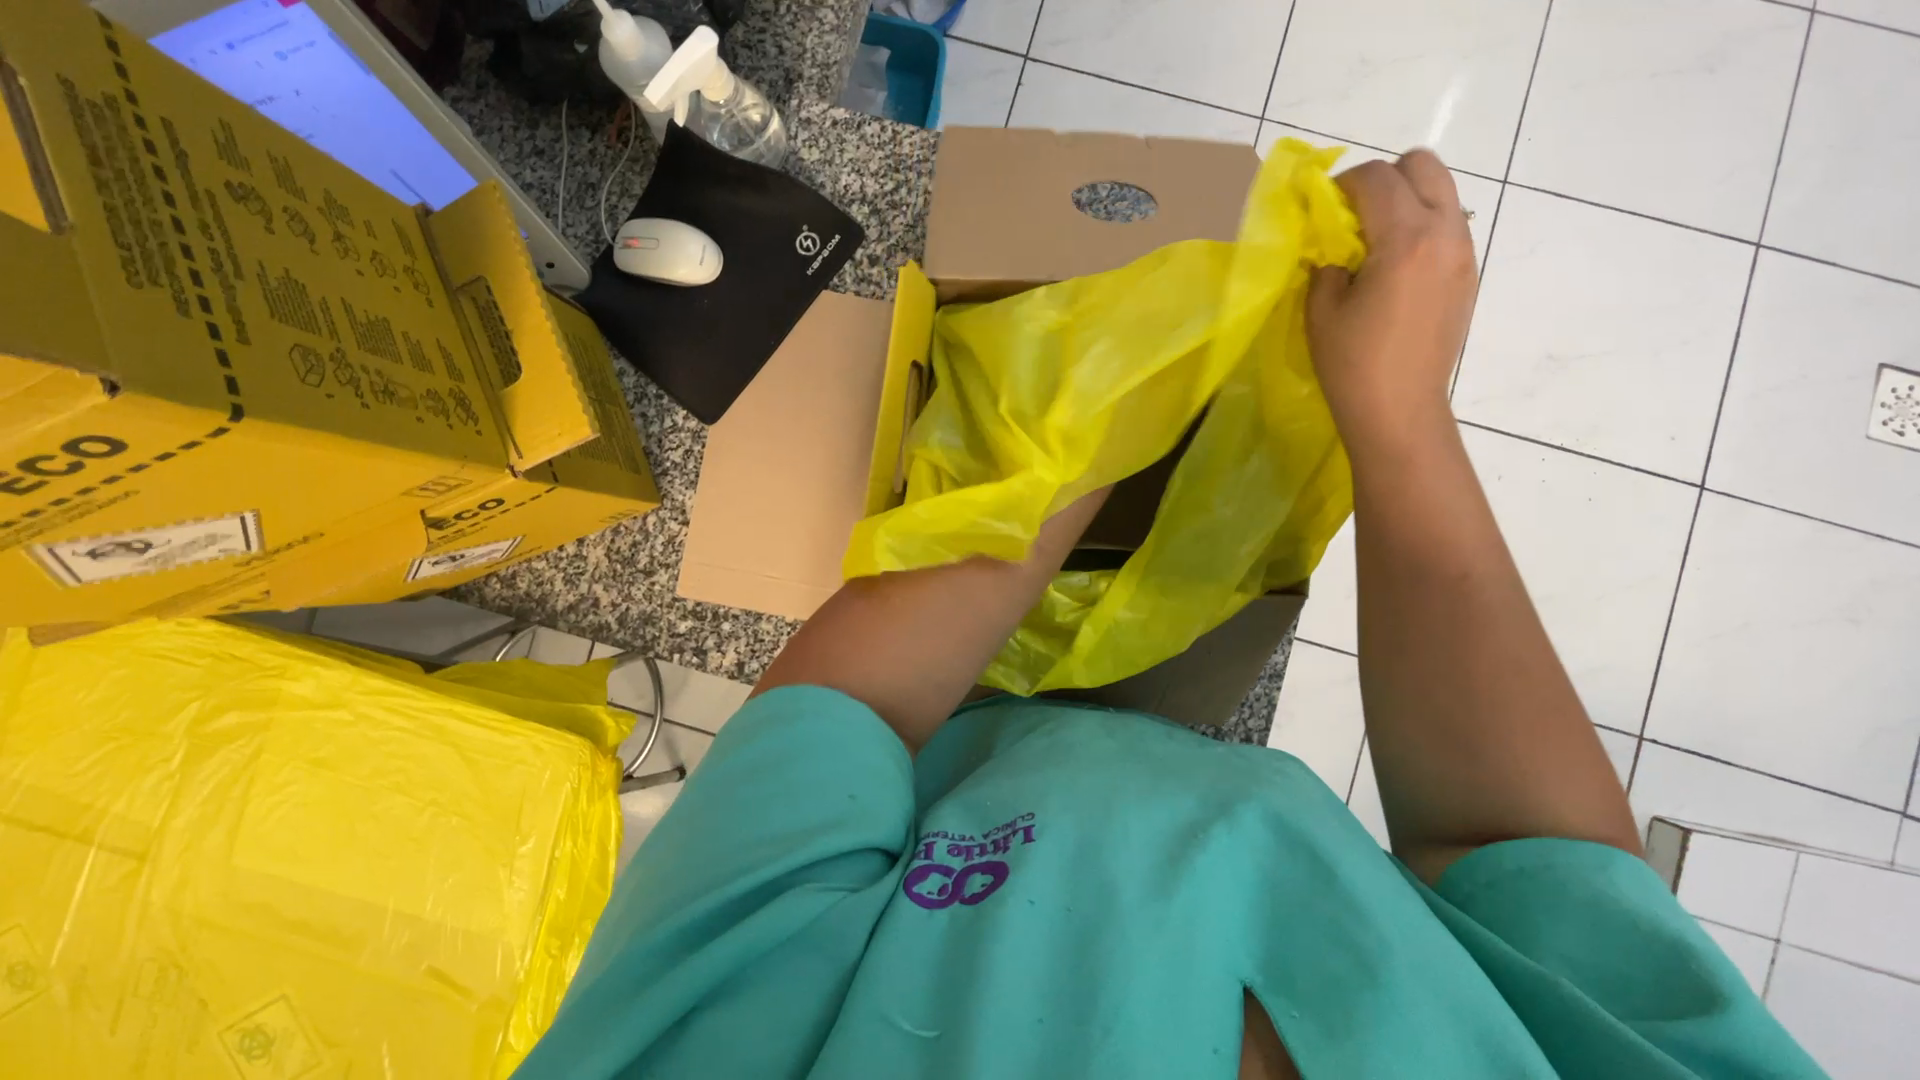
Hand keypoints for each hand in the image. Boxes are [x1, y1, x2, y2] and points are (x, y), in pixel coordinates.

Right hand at [1306, 150, 1478, 460]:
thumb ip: (1328, 263)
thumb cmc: (1352, 363)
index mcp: (1405, 240)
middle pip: (1422, 165)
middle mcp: (1444, 234)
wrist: (1399, 408)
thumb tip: (1336, 248)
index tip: (1322, 209)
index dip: (1342, 184)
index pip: (1376, 177)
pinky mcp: (1468, 274)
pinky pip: (1449, 225)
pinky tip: (1396, 268)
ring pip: (1442, 191)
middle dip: (1384, 178)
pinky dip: (1421, 227)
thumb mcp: (1322, 309)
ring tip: (1375, 242)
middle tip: (1354, 215)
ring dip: (1406, 201)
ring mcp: (1463, 253)